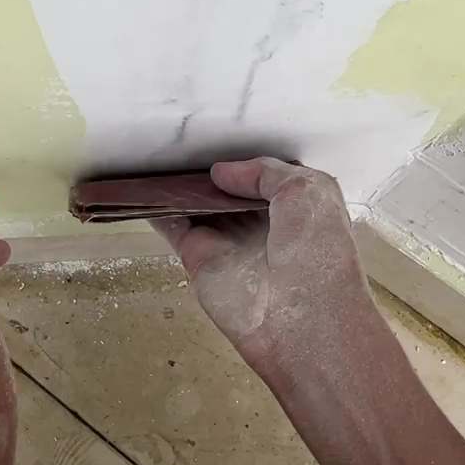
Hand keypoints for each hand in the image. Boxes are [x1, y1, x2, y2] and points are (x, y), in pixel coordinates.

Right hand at [152, 158, 378, 372]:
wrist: (301, 319)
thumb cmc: (318, 255)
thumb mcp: (308, 190)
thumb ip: (265, 171)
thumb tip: (222, 173)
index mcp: (296, 209)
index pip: (264, 178)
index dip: (246, 163)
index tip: (224, 144)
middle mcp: (261, 227)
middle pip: (227, 193)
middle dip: (210, 173)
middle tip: (188, 149)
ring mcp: (228, 243)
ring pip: (198, 207)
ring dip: (180, 188)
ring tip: (160, 159)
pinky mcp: (198, 259)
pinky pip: (174, 227)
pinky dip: (159, 209)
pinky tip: (146, 188)